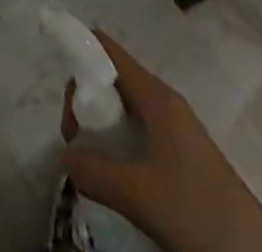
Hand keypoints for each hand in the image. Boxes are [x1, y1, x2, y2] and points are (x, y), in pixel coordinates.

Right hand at [60, 29, 261, 251]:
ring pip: (121, 107)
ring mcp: (175, 128)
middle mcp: (165, 103)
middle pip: (109, 78)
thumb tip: (65, 157)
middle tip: (76, 141)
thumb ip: (93, 171)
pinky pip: (135, 130)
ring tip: (93, 161)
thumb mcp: (138, 194)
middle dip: (84, 102)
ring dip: (99, 126)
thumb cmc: (199, 211)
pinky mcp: (181, 153)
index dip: (78, 54)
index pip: (106, 50)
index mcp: (157, 97)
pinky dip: (116, 142)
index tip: (62, 96)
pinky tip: (115, 175)